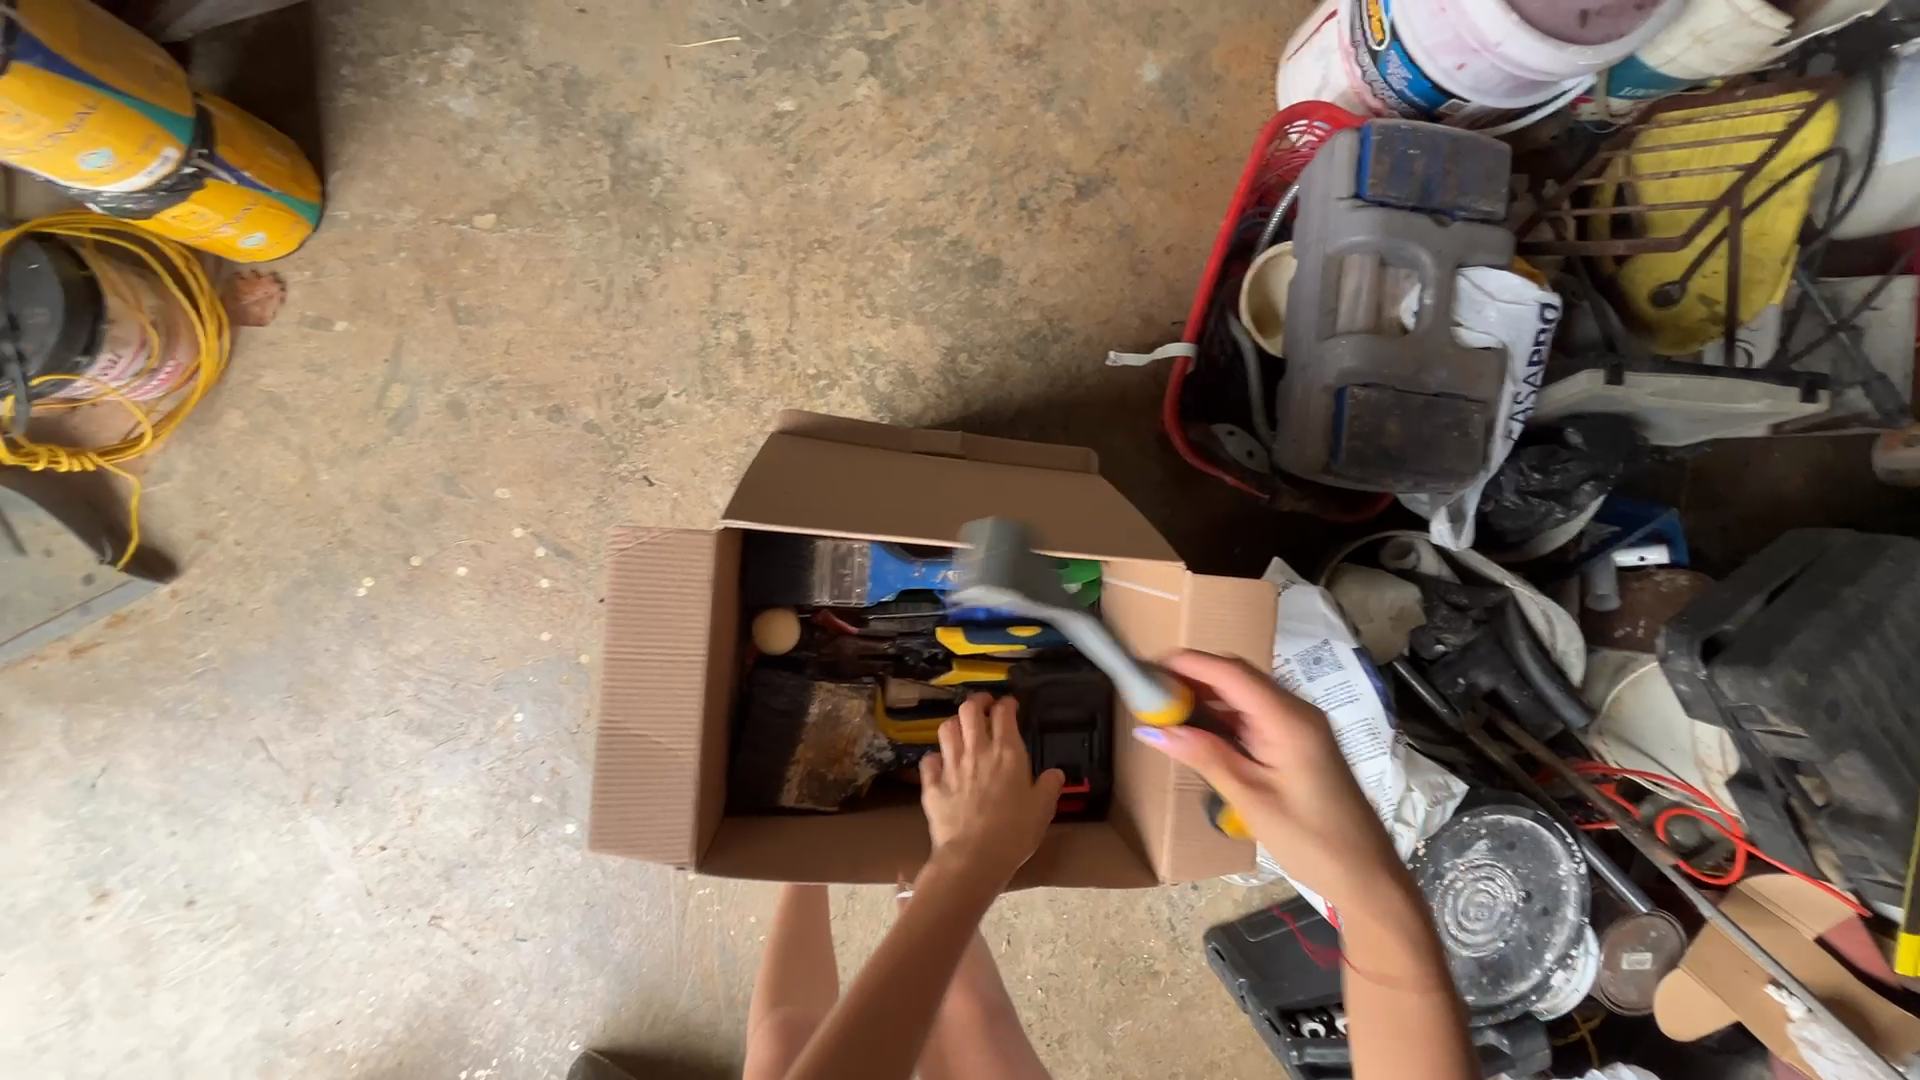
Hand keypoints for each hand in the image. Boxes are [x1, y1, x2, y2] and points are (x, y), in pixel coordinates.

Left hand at [919, 694, 1064, 887]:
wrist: (973, 857)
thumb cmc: (1014, 832)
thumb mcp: (1042, 810)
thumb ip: (1048, 786)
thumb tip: (1056, 773)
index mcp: (1007, 752)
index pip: (1004, 714)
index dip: (1006, 703)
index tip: (1010, 704)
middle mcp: (977, 751)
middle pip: (969, 710)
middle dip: (977, 701)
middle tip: (984, 705)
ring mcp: (951, 765)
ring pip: (946, 728)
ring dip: (954, 723)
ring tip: (961, 729)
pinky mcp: (931, 783)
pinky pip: (929, 760)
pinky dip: (934, 757)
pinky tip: (940, 763)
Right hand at [1132, 650, 1406, 908]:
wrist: (1367, 876)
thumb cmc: (1310, 840)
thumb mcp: (1250, 798)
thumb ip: (1203, 756)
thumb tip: (1151, 729)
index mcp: (1288, 719)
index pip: (1231, 672)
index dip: (1188, 663)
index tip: (1148, 666)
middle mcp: (1297, 711)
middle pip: (1238, 676)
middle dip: (1193, 676)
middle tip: (1151, 689)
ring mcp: (1300, 725)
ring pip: (1245, 694)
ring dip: (1206, 696)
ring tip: (1166, 709)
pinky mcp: (1298, 742)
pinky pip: (1255, 714)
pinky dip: (1223, 715)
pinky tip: (1199, 731)